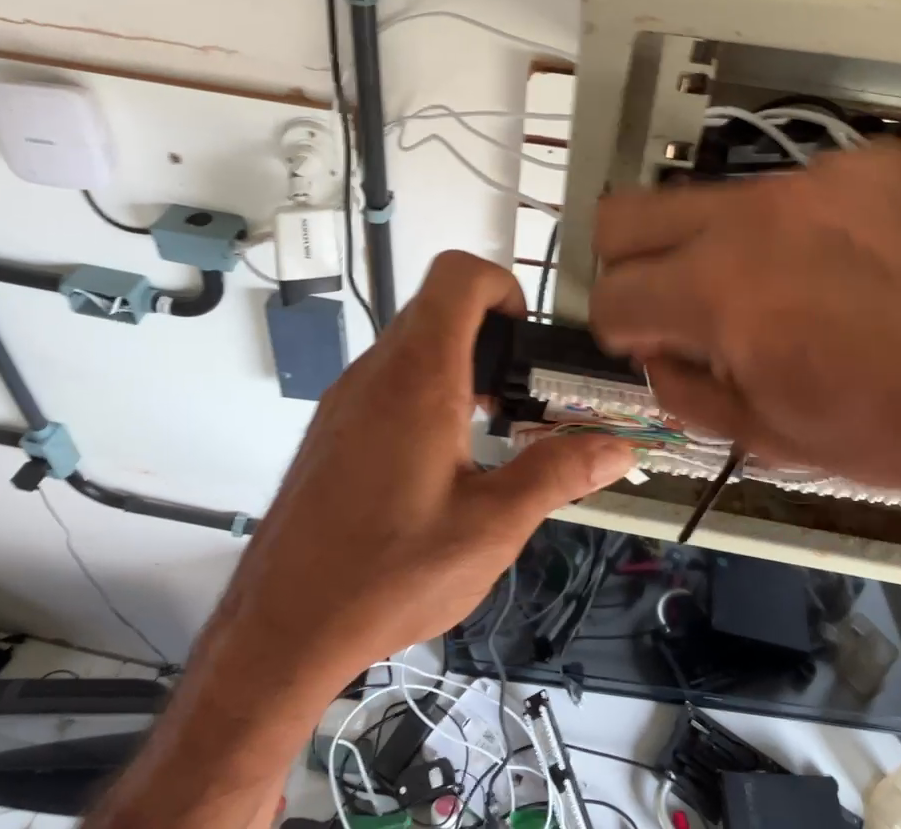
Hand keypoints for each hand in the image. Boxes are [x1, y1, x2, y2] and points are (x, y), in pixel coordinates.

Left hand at [210, 251, 634, 686]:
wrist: (282, 626)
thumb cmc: (391, 574)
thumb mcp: (492, 527)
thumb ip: (558, 474)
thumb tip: (618, 447)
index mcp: (420, 379)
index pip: (457, 275)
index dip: (502, 285)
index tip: (528, 340)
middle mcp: (375, 374)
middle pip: (436, 308)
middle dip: (490, 335)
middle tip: (522, 395)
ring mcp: (344, 400)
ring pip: (409, 346)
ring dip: (457, 367)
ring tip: (488, 430)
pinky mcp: (330, 429)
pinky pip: (384, 382)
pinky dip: (424, 393)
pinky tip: (439, 463)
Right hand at [589, 144, 900, 513]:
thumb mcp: (778, 441)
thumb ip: (689, 392)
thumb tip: (660, 355)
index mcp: (720, 293)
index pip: (610, 294)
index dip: (618, 333)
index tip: (649, 349)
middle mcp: (753, 216)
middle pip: (625, 212)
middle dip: (629, 265)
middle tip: (676, 308)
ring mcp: (816, 177)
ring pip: (715, 201)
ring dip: (722, 249)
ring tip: (791, 297)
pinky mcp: (873, 161)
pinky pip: (798, 191)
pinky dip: (799, 230)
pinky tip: (856, 272)